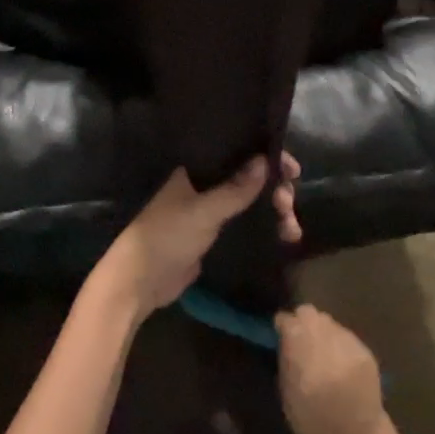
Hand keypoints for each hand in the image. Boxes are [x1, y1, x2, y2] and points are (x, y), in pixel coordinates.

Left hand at [94, 154, 303, 320]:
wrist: (141, 280)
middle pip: (251, 179)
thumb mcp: (203, 211)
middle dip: (275, 190)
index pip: (239, 153)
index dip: (268, 158)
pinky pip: (246, 224)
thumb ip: (235, 189)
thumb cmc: (167, 236)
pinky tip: (285, 237)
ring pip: (252, 203)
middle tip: (289, 207)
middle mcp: (206, 185)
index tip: (293, 170)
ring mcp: (211, 210)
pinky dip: (265, 228)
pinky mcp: (215, 234)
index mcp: (198, 170)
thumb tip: (266, 160)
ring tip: (292, 231)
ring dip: (274, 212)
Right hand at [276, 305, 396, 433]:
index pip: (290, 321)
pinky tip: (335, 361)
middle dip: (301, 324)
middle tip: (297, 342)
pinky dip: (336, 341)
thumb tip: (283, 336)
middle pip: (310, 313)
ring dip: (319, 331)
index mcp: (305, 358)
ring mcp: (351, 346)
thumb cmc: (314, 429)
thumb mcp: (288, 396)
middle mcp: (330, 344)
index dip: (283, 326)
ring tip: (318, 352)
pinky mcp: (366, 351)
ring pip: (328, 321)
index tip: (278, 335)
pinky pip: (344, 334)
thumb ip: (286, 360)